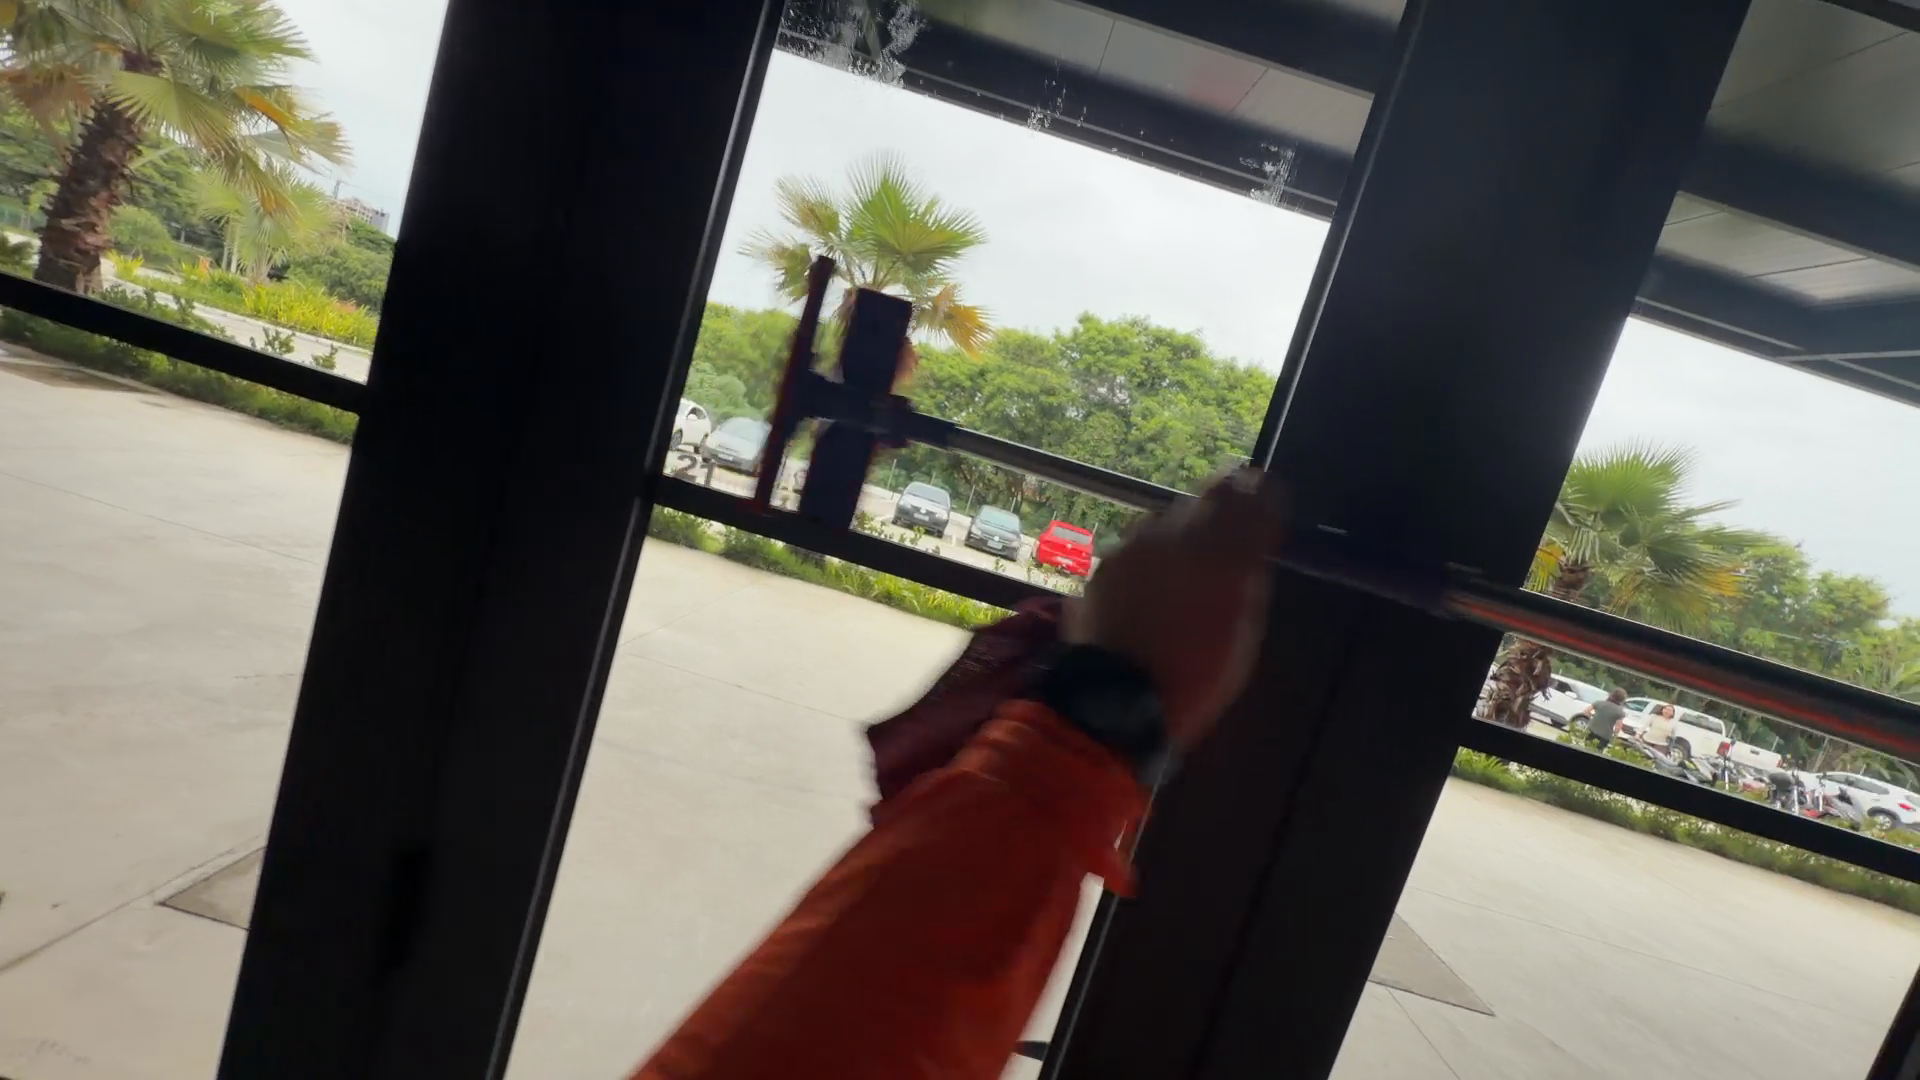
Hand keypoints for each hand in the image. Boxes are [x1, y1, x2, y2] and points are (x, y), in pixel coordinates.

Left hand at [1064, 468, 1285, 749]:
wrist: (1115, 699)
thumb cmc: (1194, 675)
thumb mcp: (1241, 630)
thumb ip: (1246, 574)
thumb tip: (1252, 540)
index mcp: (1215, 552)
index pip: (1238, 492)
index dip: (1251, 489)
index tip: (1259, 491)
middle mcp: (1169, 537)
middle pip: (1196, 503)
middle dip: (1212, 516)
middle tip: (1221, 543)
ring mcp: (1128, 549)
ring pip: (1159, 525)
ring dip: (1173, 539)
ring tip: (1179, 576)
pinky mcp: (1100, 566)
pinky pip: (1131, 550)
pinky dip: (1144, 562)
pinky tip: (1146, 592)